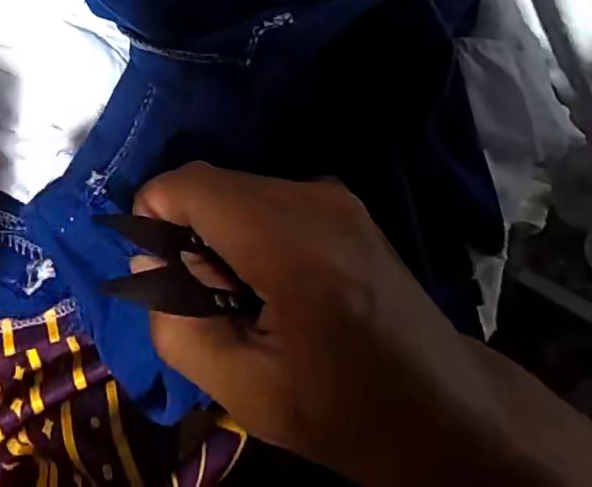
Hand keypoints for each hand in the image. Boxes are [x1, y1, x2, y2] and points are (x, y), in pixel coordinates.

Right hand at [133, 163, 591, 486]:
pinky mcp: (342, 201)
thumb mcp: (247, 391)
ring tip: (234, 291)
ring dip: (218, 227)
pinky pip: (269, 196)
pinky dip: (248, 224)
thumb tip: (148, 264)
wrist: (444, 405)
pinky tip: (268, 278)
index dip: (153, 209)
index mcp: (289, 242)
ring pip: (240, 187)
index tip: (147, 258)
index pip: (193, 183)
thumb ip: (179, 325)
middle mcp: (312, 197)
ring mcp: (333, 193)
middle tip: (194, 292)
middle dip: (186, 226)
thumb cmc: (346, 408)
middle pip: (215, 183)